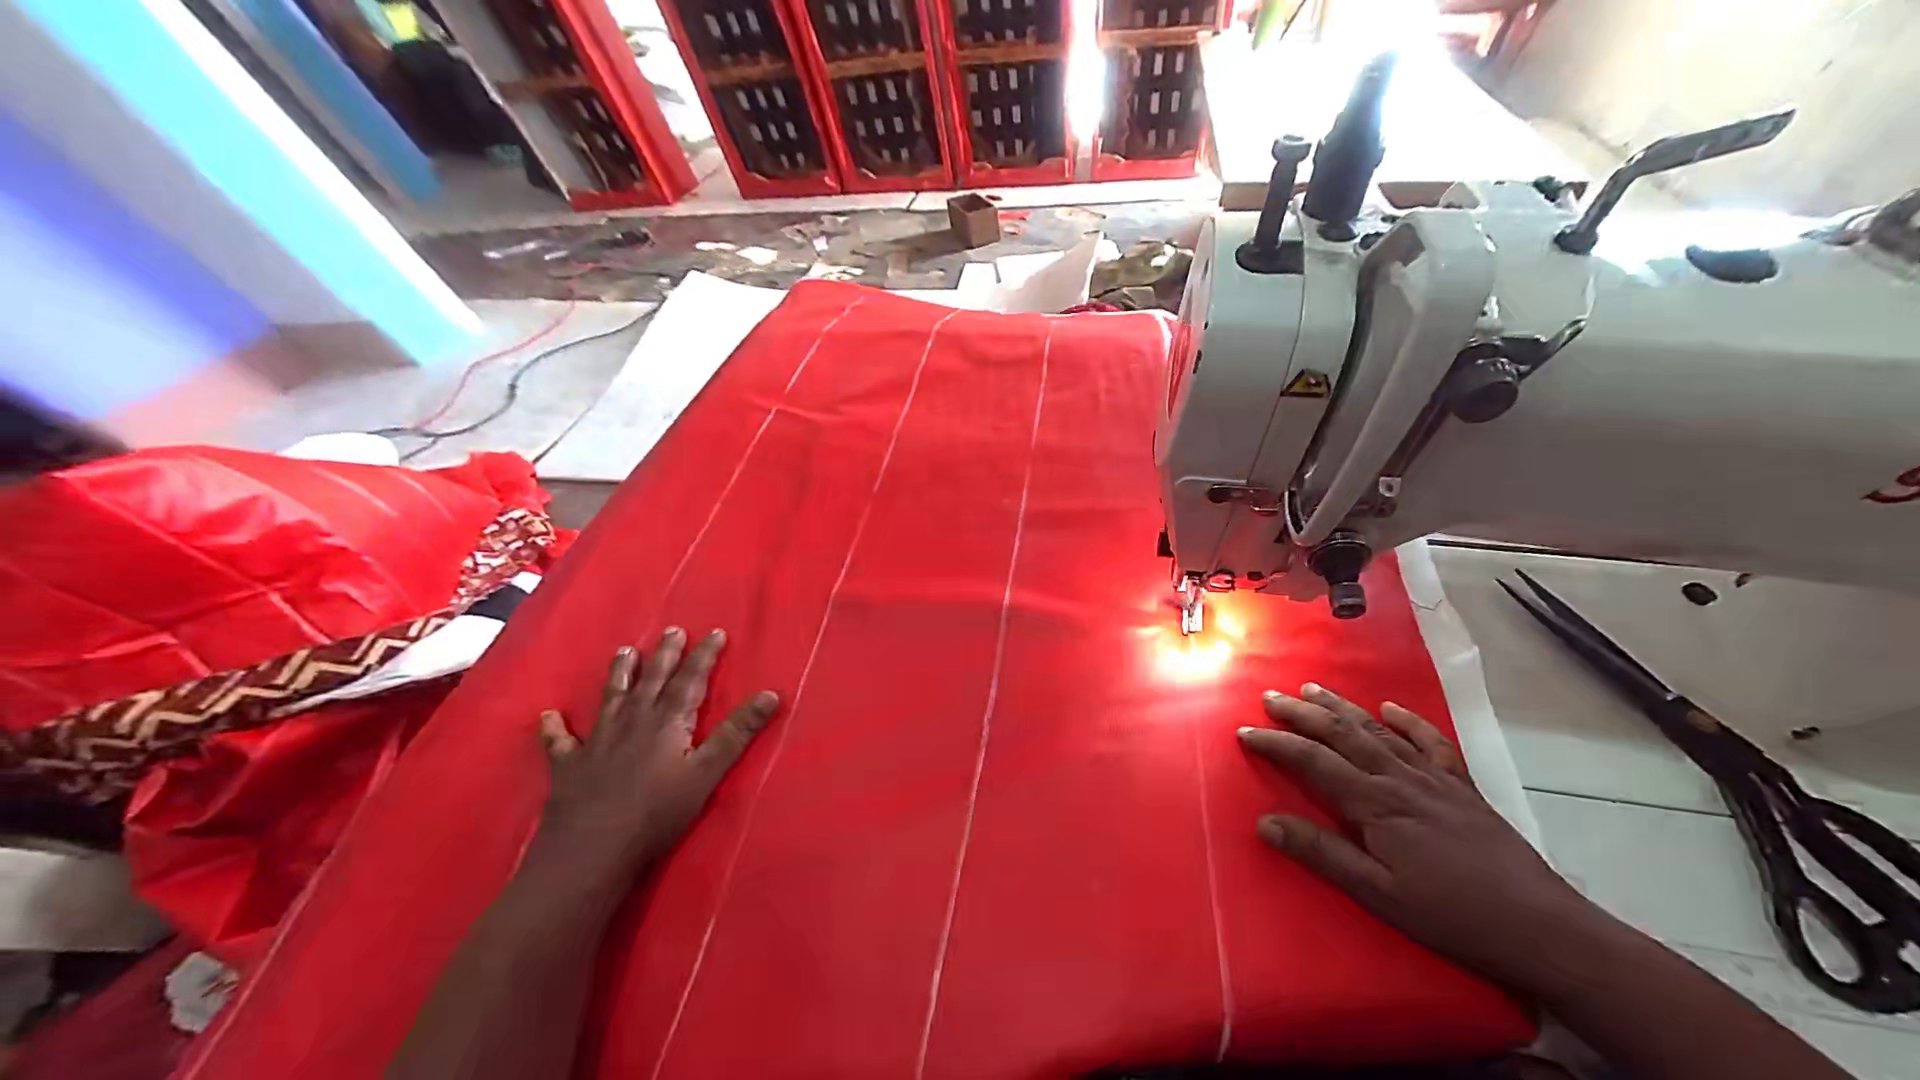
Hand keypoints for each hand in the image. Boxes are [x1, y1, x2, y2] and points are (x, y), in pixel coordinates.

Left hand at [535, 627, 778, 881]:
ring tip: (625, 650)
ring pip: (611, 697)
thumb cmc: (657, 813)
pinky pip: (560, 741)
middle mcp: (632, 720)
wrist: (591, 850)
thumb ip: (737, 733)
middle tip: (672, 630)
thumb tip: (770, 694)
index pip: (691, 679)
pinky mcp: (569, 765)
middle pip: (652, 679)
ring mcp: (598, 741)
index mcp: (668, 721)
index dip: (704, 655)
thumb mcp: (707, 773)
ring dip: (619, 673)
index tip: (714, 632)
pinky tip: (548, 716)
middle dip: (665, 654)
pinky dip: (553, 728)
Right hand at [1237, 683, 1602, 986]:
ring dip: (1341, 707)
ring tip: (1312, 689)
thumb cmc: (1452, 915)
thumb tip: (1265, 822)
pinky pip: (1430, 742)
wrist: (1543, 928)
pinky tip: (1391, 709)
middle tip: (1270, 698)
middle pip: (1341, 734)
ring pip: (1377, 730)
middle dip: (1301, 713)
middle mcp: (1399, 778)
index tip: (1244, 733)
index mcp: (1374, 803)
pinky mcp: (1462, 787)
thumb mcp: (1378, 893)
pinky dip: (1407, 721)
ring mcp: (1434, 778)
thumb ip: (1321, 853)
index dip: (1275, 744)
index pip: (1312, 761)